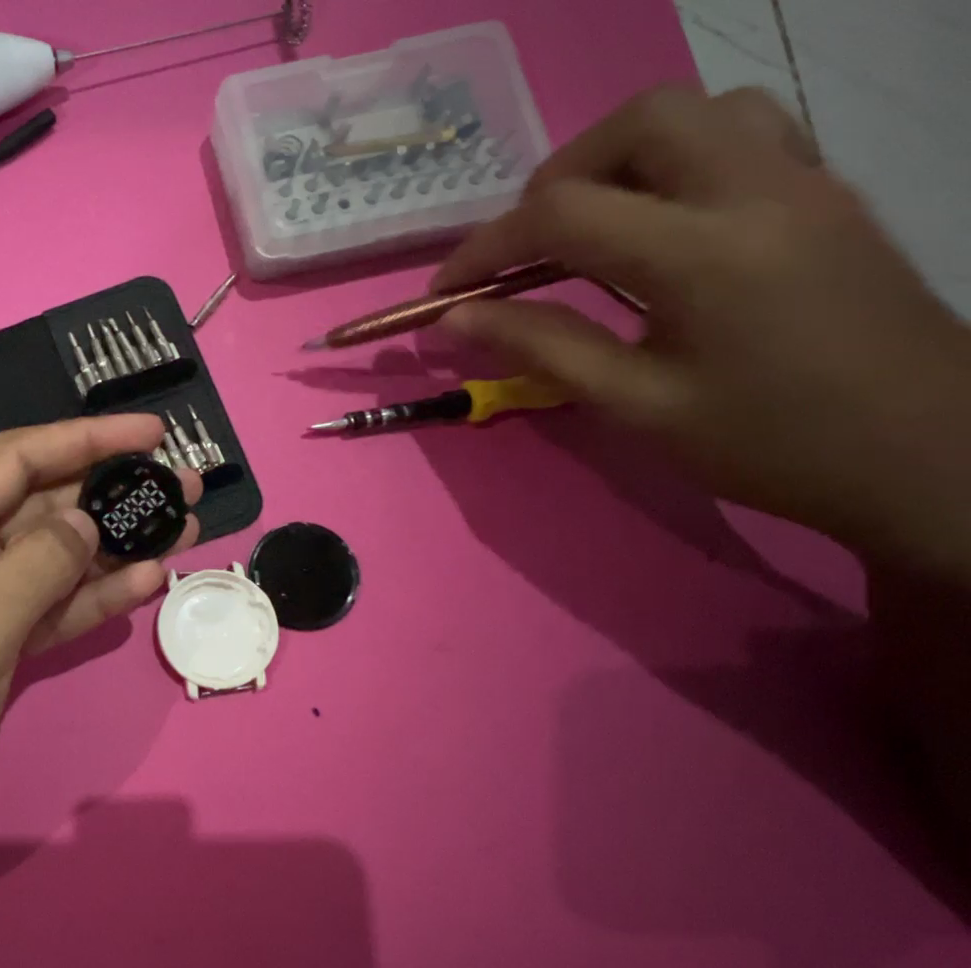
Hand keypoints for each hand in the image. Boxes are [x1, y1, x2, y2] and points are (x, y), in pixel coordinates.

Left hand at [0, 415, 200, 873]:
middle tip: (185, 485)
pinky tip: (145, 581)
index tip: (153, 433)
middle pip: (42, 501)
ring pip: (54, 554)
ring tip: (183, 526)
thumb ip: (36, 565)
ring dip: (115, 540)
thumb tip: (84, 520)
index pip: (16, 459)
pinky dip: (94, 593)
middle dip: (111, 488)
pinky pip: (51, 603)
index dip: (84, 437)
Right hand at [434, 85, 970, 584]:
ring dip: (627, 154)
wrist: (927, 454)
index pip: (563, 212)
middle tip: (533, 245)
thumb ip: (543, 348)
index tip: (447, 292)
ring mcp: (807, 180)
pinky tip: (665, 219)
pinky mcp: (829, 191)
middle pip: (640, 122)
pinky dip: (683, 158)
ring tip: (596, 224)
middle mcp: (759, 191)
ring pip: (701, 111)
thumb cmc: (769, 444)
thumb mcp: (639, 408)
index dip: (485, 247)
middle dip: (562, 175)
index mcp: (704, 254)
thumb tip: (455, 319)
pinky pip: (749, 131)